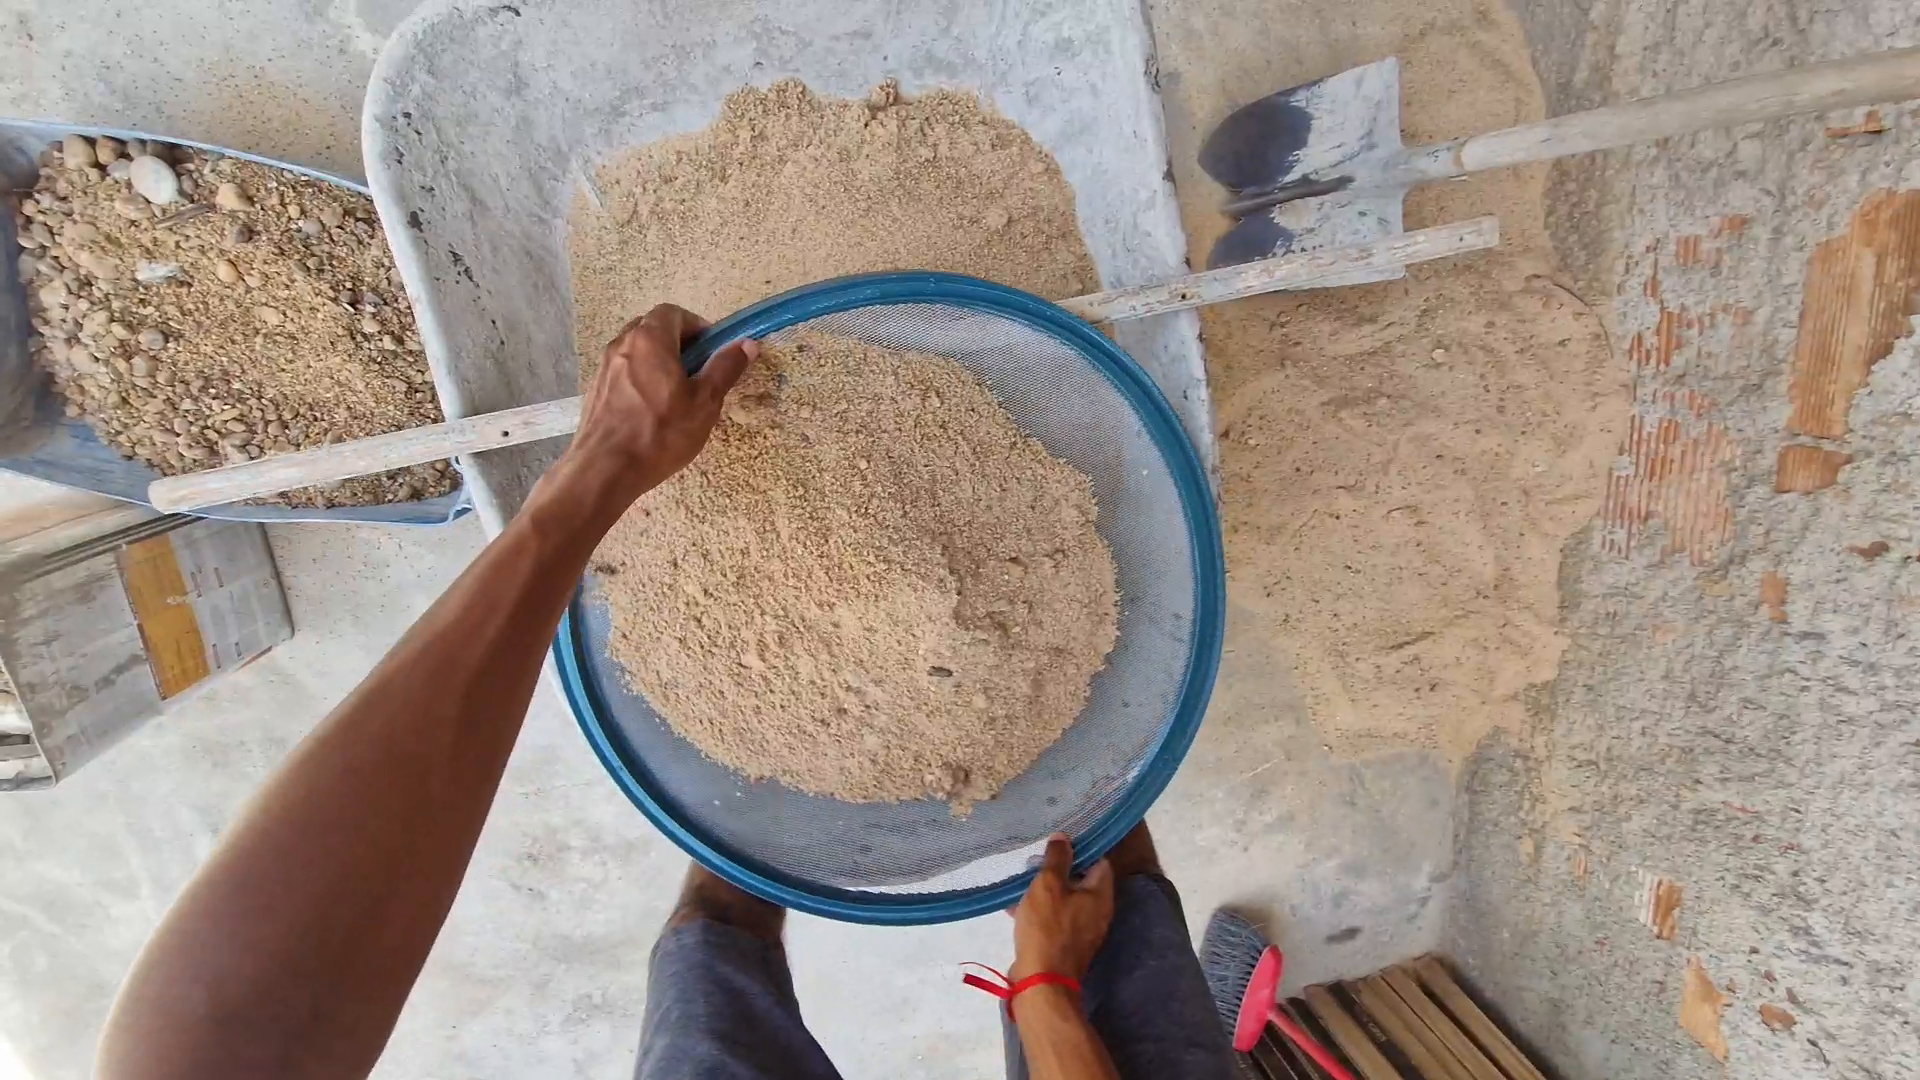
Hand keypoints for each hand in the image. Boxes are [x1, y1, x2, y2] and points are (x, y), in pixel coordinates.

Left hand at [559, 304, 757, 515]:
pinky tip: (653, 409)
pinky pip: (624, 371)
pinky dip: (642, 378)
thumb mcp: (705, 402)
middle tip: (699, 371)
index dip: (697, 326)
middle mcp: (623, 344)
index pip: (674, 313)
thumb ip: (725, 368)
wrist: (606, 468)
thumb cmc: (662, 432)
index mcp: (651, 339)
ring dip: (660, 361)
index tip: (713, 351)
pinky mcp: (597, 389)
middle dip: (679, 342)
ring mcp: (605, 366)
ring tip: (677, 393)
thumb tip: (748, 344)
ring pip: (637, 350)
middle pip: (653, 327)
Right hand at [1010, 833, 1114, 982]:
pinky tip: (1016, 905)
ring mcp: (1083, 930)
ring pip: (1065, 899)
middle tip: (1036, 858)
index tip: (1059, 839)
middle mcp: (1097, 912)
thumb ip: (1057, 858)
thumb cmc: (1048, 927)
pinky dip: (1040, 909)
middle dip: (1058, 867)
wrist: (1041, 983)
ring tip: (1022, 879)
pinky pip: (1055, 917)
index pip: (1098, 860)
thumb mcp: (1049, 885)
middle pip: (1081, 879)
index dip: (1080, 847)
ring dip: (1046, 888)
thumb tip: (1064, 836)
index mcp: (1100, 895)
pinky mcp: (1066, 944)